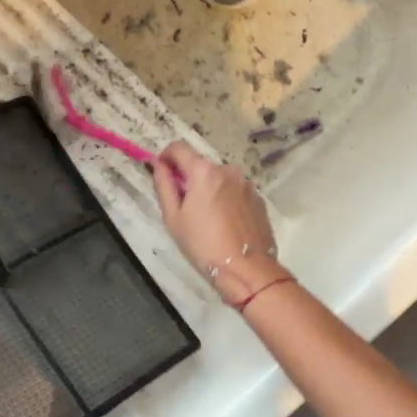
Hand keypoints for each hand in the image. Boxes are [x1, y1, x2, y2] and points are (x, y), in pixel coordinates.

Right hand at [153, 141, 287, 303]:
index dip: (166, 156)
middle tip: (183, 205)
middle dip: (189, 177)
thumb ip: (164, 185)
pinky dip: (225, 198)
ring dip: (208, 188)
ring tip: (206, 217)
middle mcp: (228, 170)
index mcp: (203, 171)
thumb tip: (158, 165)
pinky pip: (234, 190)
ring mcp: (246, 183)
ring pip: (218, 178)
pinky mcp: (258, 198)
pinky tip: (224, 223)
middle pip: (200, 164)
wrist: (246, 268)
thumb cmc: (202, 244)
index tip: (162, 172)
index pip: (179, 147)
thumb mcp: (173, 217)